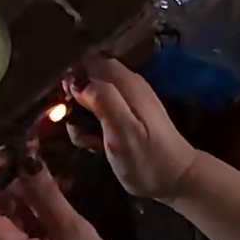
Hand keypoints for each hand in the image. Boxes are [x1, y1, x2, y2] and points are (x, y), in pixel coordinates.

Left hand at [0, 150, 116, 239]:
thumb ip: (47, 196)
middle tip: (42, 170)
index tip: (13, 154)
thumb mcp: (76, 239)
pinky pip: (1, 229)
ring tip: (54, 192)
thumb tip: (27, 156)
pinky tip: (50, 215)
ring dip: (14, 194)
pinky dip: (20, 212)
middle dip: (2, 177)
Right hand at [68, 56, 198, 202]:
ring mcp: (127, 100)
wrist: (176, 180)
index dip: (71, 76)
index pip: (88, 59)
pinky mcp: (126, 115)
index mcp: (125, 82)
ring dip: (80, 117)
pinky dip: (90, 126)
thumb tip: (77, 80)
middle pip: (87, 78)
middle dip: (73, 100)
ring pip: (90, 97)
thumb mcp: (123, 132)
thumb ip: (102, 101)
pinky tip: (94, 144)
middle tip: (75, 126)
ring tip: (87, 140)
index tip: (63, 101)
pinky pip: (99, 111)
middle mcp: (126, 84)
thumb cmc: (148, 159)